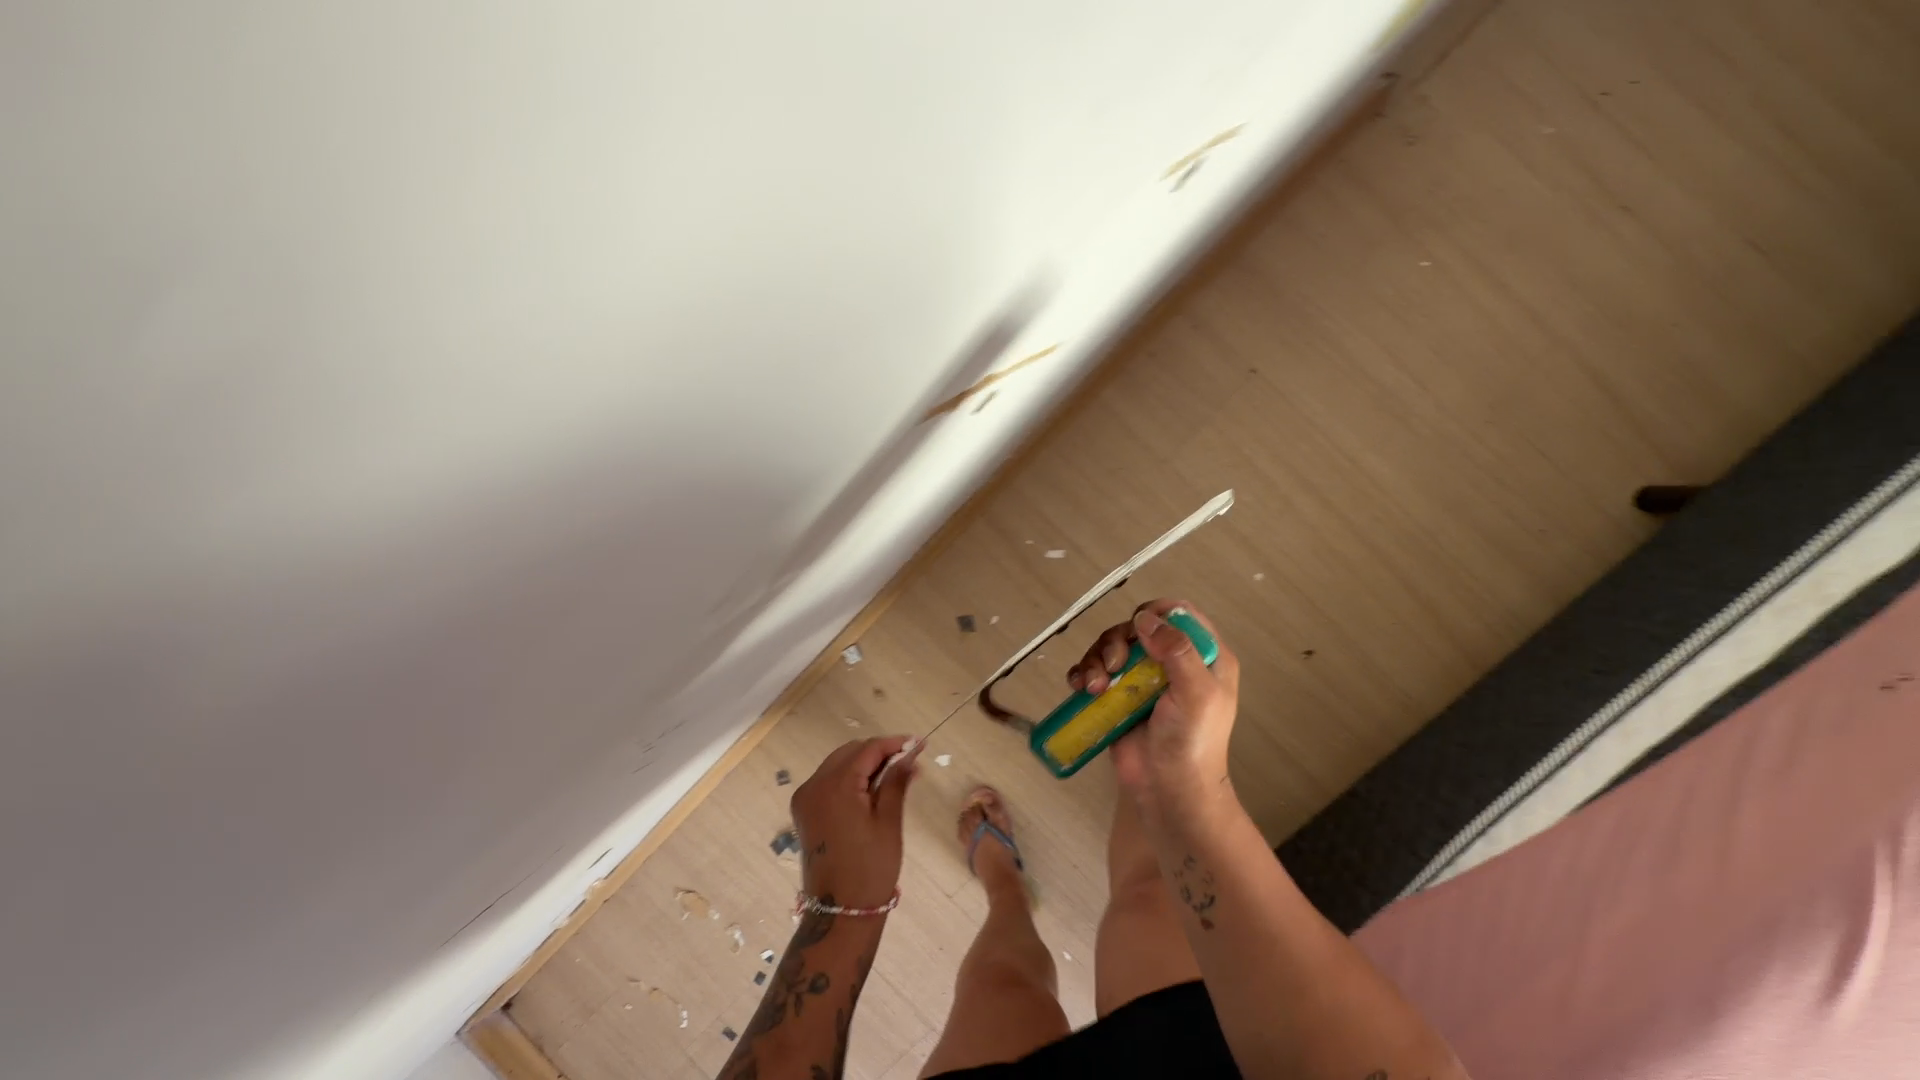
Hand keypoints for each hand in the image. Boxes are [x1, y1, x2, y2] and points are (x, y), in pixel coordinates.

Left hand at [791, 735, 921, 909]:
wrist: (840, 912)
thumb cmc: (870, 867)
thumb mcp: (888, 822)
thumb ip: (896, 782)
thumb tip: (910, 755)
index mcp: (835, 786)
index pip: (867, 750)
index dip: (894, 744)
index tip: (919, 744)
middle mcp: (813, 785)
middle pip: (850, 753)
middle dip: (879, 752)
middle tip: (909, 761)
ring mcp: (805, 799)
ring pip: (838, 765)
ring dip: (865, 764)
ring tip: (895, 775)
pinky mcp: (804, 811)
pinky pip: (828, 782)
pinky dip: (850, 779)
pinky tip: (872, 789)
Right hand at [1065, 599, 1239, 813]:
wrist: (1168, 792)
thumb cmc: (1192, 743)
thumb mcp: (1197, 693)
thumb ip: (1178, 651)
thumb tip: (1146, 619)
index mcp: (1204, 658)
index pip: (1180, 614)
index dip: (1157, 613)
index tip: (1140, 630)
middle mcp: (1172, 664)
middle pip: (1138, 628)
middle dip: (1119, 641)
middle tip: (1115, 667)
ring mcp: (1142, 682)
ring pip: (1112, 648)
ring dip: (1097, 659)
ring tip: (1095, 688)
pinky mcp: (1117, 699)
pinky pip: (1094, 672)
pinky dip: (1083, 674)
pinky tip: (1081, 689)